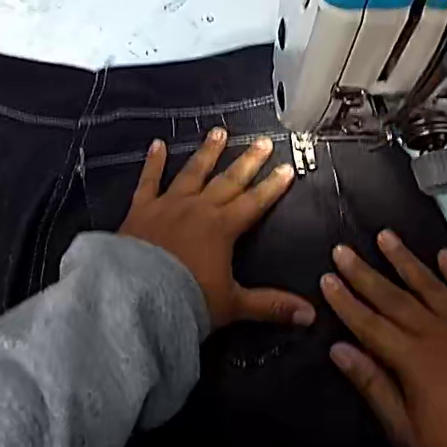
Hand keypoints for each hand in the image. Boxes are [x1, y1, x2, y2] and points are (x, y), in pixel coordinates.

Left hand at [119, 129, 314, 329]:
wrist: (136, 296)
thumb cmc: (186, 300)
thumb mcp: (233, 305)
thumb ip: (270, 305)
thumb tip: (310, 314)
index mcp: (222, 228)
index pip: (255, 203)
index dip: (273, 186)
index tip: (287, 168)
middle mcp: (198, 209)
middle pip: (229, 181)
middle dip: (248, 161)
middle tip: (262, 142)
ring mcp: (168, 205)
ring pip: (192, 172)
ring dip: (207, 152)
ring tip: (219, 132)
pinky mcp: (141, 209)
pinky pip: (148, 181)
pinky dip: (153, 162)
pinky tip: (157, 144)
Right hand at [322, 231, 446, 446]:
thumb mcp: (406, 432)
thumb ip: (373, 386)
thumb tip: (339, 349)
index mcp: (411, 359)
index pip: (368, 322)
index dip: (345, 301)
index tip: (326, 279)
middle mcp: (435, 333)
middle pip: (393, 297)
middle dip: (364, 272)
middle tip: (343, 250)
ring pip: (428, 285)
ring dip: (405, 260)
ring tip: (386, 236)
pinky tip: (444, 256)